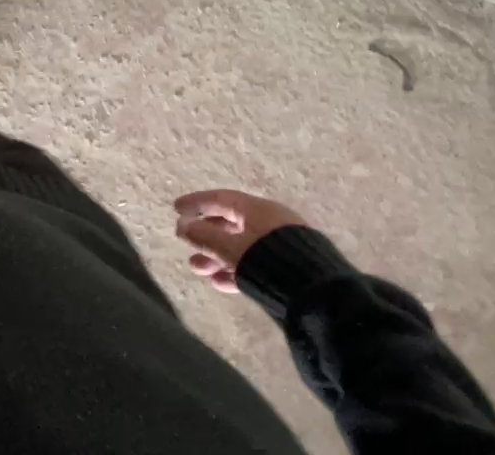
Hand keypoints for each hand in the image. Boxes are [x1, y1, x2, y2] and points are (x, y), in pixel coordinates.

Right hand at [174, 190, 306, 293]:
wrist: (319, 294)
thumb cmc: (268, 261)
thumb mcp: (229, 248)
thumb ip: (203, 236)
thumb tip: (182, 226)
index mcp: (258, 209)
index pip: (220, 199)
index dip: (196, 203)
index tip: (175, 209)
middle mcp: (270, 222)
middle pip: (230, 225)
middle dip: (205, 237)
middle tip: (186, 246)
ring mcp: (282, 246)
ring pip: (241, 247)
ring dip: (216, 257)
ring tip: (199, 269)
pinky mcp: (291, 268)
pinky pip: (256, 264)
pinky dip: (236, 270)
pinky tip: (221, 283)